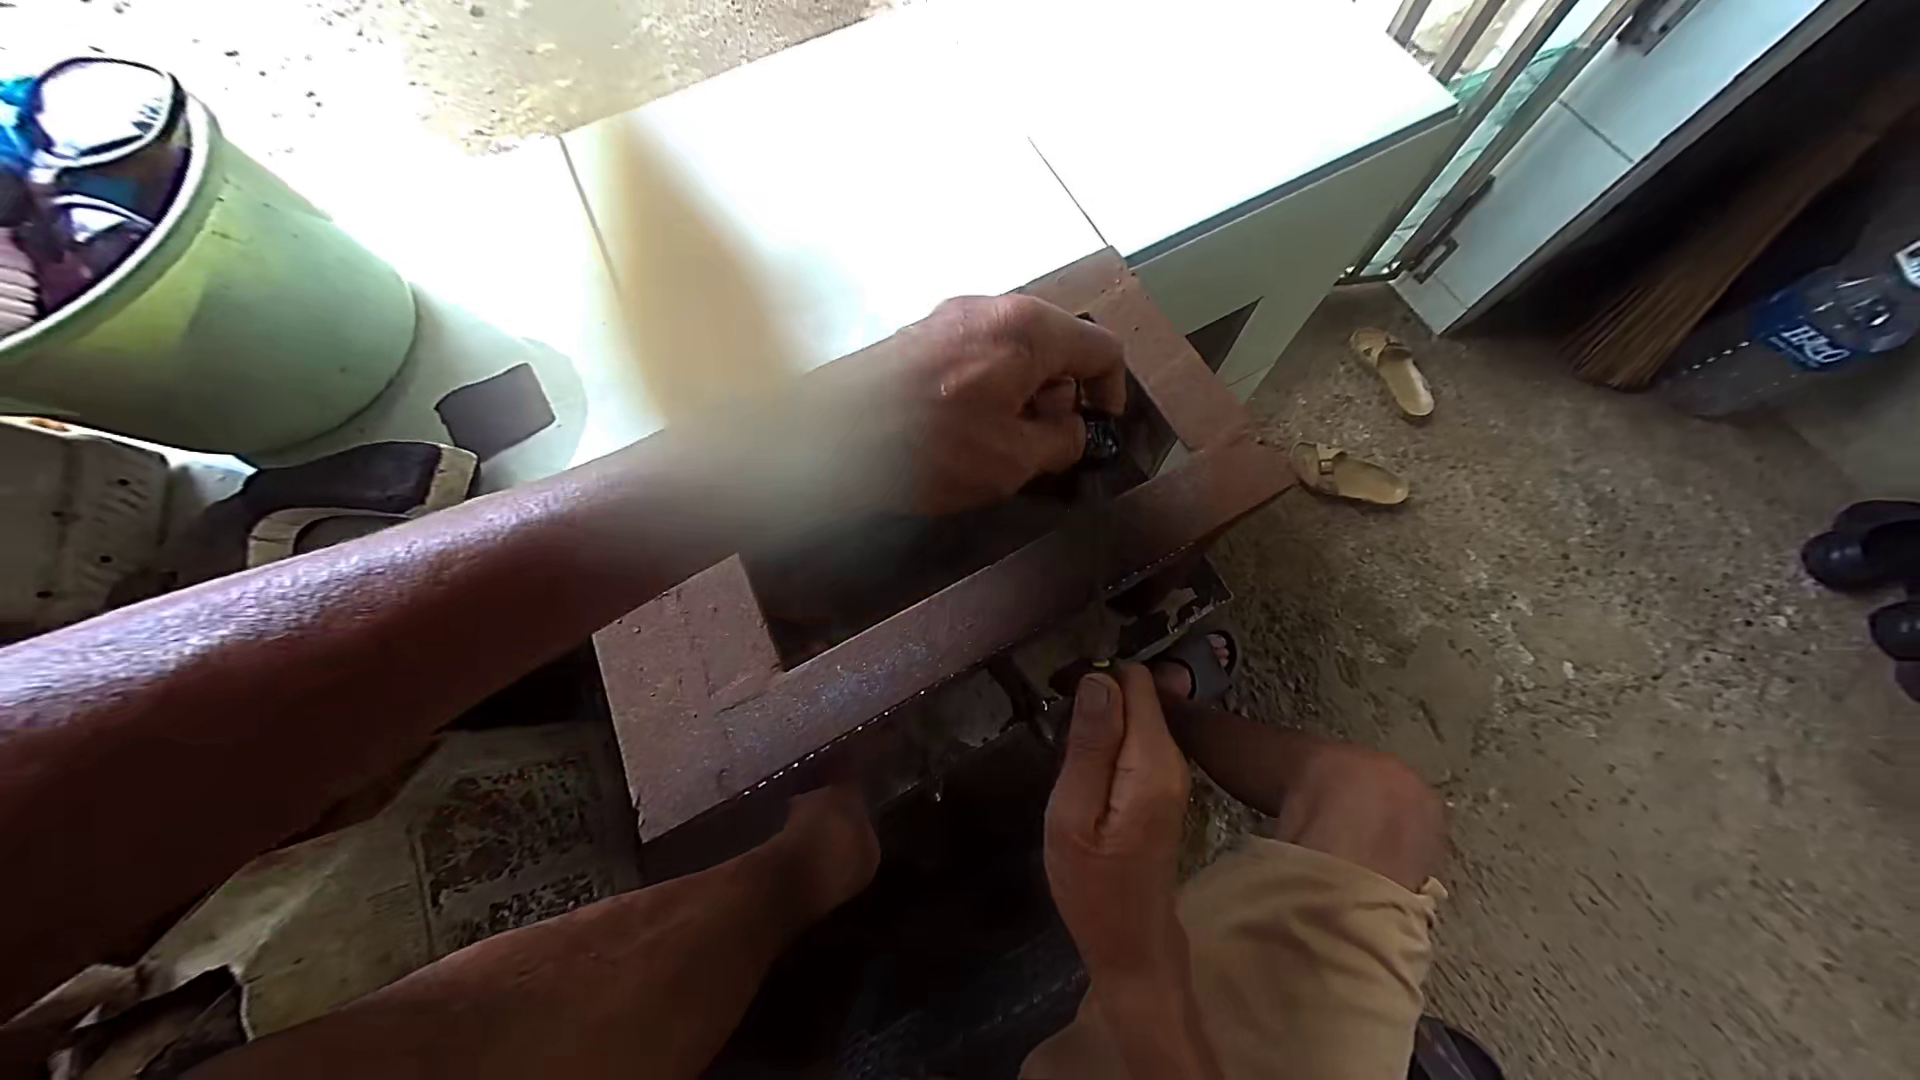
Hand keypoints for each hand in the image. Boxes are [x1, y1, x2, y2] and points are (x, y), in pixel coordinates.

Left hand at [871, 294, 1126, 515]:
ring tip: (999, 446)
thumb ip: (1062, 442)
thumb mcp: (1014, 459)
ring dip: (1021, 398)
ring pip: (1014, 355)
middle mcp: (990, 310)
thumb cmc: (922, 446)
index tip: (1100, 425)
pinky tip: (964, 433)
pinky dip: (987, 392)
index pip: (1101, 348)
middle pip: (1056, 348)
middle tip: (1044, 446)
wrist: (828, 438)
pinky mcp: (919, 339)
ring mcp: (950, 319)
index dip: (1112, 392)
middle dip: (1060, 398)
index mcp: (1027, 329)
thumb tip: (1071, 433)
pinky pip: (976, 360)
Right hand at [1044, 664, 1190, 979]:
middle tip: (1056, 722)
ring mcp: (1171, 772)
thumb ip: (1089, 745)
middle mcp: (1172, 759)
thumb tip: (1098, 679)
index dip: (1095, 676)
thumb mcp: (1072, 814)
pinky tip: (1082, 761)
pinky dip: (1106, 735)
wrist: (1129, 942)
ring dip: (1099, 715)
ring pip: (1135, 712)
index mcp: (1151, 762)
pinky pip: (1134, 736)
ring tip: (1063, 742)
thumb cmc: (1092, 885)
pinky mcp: (1162, 784)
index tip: (1058, 690)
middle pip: (1138, 693)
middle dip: (1096, 692)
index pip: (1136, 681)